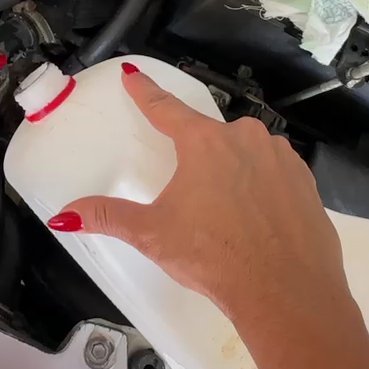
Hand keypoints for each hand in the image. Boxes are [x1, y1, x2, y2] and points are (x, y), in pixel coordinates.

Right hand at [53, 66, 348, 324]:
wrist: (288, 294)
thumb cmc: (214, 257)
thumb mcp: (153, 235)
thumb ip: (107, 217)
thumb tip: (62, 216)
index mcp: (203, 142)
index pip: (164, 107)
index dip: (144, 92)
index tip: (131, 75)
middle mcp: (244, 137)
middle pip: (208, 137)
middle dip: (198, 158)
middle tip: (192, 197)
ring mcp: (280, 157)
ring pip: (244, 154)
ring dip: (232, 172)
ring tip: (226, 217)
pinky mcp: (306, 182)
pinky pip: (274, 174)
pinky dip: (263, 188)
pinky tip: (258, 221)